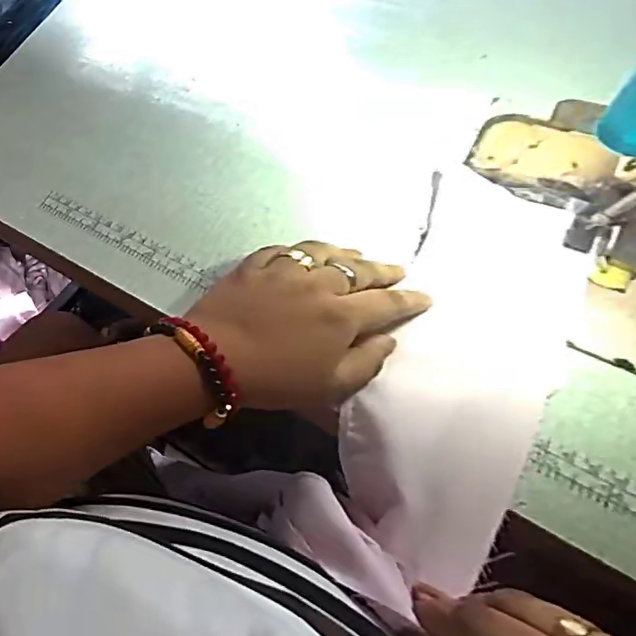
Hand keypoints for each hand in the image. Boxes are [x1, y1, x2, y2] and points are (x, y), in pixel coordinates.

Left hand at [184, 242, 429, 412]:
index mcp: (341, 316)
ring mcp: (281, 271)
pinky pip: (280, 250)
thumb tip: (387, 339)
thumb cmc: (274, 378)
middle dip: (381, 270)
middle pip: (357, 270)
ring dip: (342, 253)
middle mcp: (316, 285)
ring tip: (354, 253)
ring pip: (319, 252)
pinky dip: (297, 250)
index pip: (385, 303)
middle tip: (396, 270)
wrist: (213, 355)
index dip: (408, 300)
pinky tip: (302, 252)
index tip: (423, 296)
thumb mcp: (329, 385)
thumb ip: (366, 362)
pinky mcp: (251, 266)